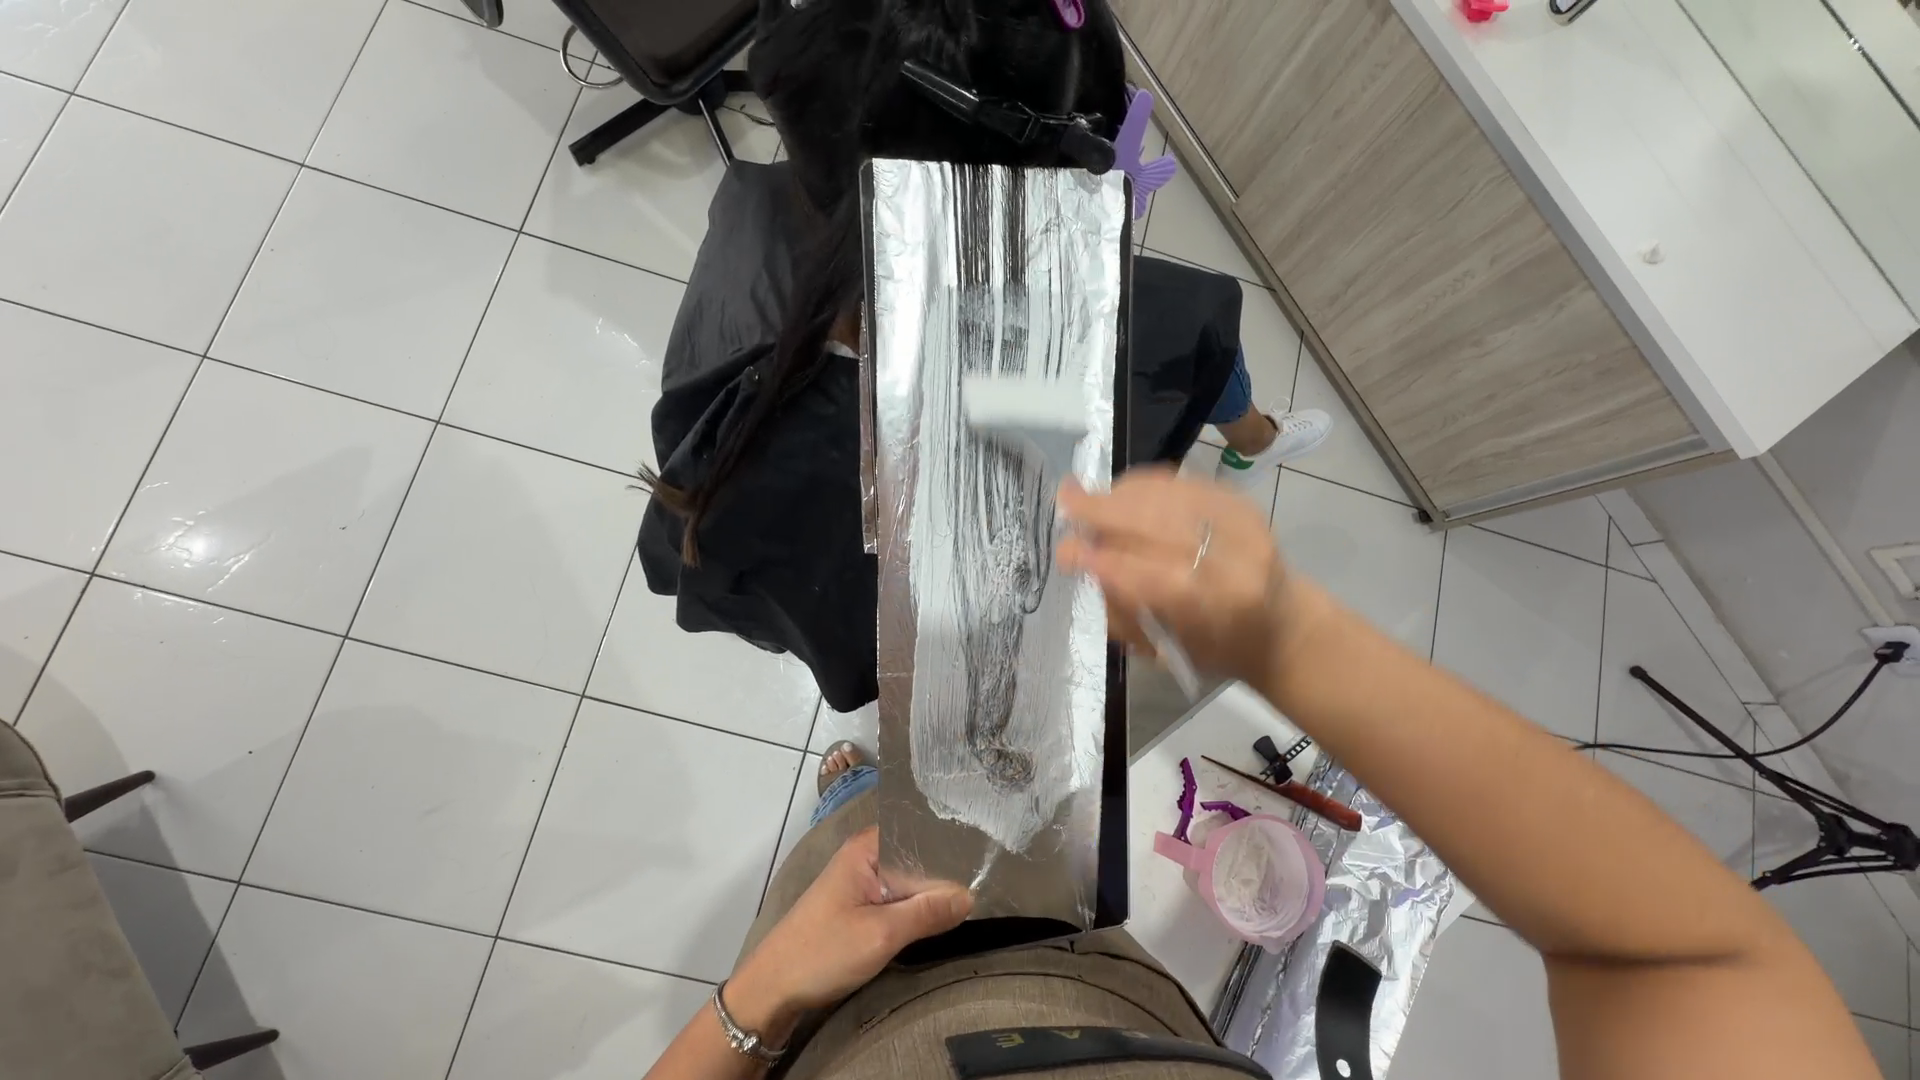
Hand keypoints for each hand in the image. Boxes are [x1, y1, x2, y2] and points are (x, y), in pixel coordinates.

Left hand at [726, 827, 971, 1038]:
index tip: (989, 856)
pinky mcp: (861, 906)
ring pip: (911, 881)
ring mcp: (863, 881)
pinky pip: (899, 898)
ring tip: (974, 898)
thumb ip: (926, 912)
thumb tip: (970, 895)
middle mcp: (867, 855)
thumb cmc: (822, 953)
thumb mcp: (881, 934)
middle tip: (989, 881)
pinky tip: (942, 916)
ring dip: (933, 894)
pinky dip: (918, 908)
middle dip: (947, 873)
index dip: (954, 846)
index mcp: (868, 847)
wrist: (772, 990)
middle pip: (919, 857)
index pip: (922, 835)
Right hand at [1056, 468, 1330, 685]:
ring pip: (1168, 495)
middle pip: (1156, 523)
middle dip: (1103, 510)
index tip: (1064, 551)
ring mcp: (1242, 526)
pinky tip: (1123, 491)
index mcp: (1211, 609)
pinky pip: (1184, 483)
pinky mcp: (1242, 503)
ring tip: (1089, 497)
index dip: (1098, 559)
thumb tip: (1084, 561)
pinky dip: (1147, 484)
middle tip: (1065, 501)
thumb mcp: (1163, 648)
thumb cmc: (1214, 649)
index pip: (1143, 576)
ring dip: (1120, 493)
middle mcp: (1232, 562)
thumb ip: (1122, 609)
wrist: (1280, 628)